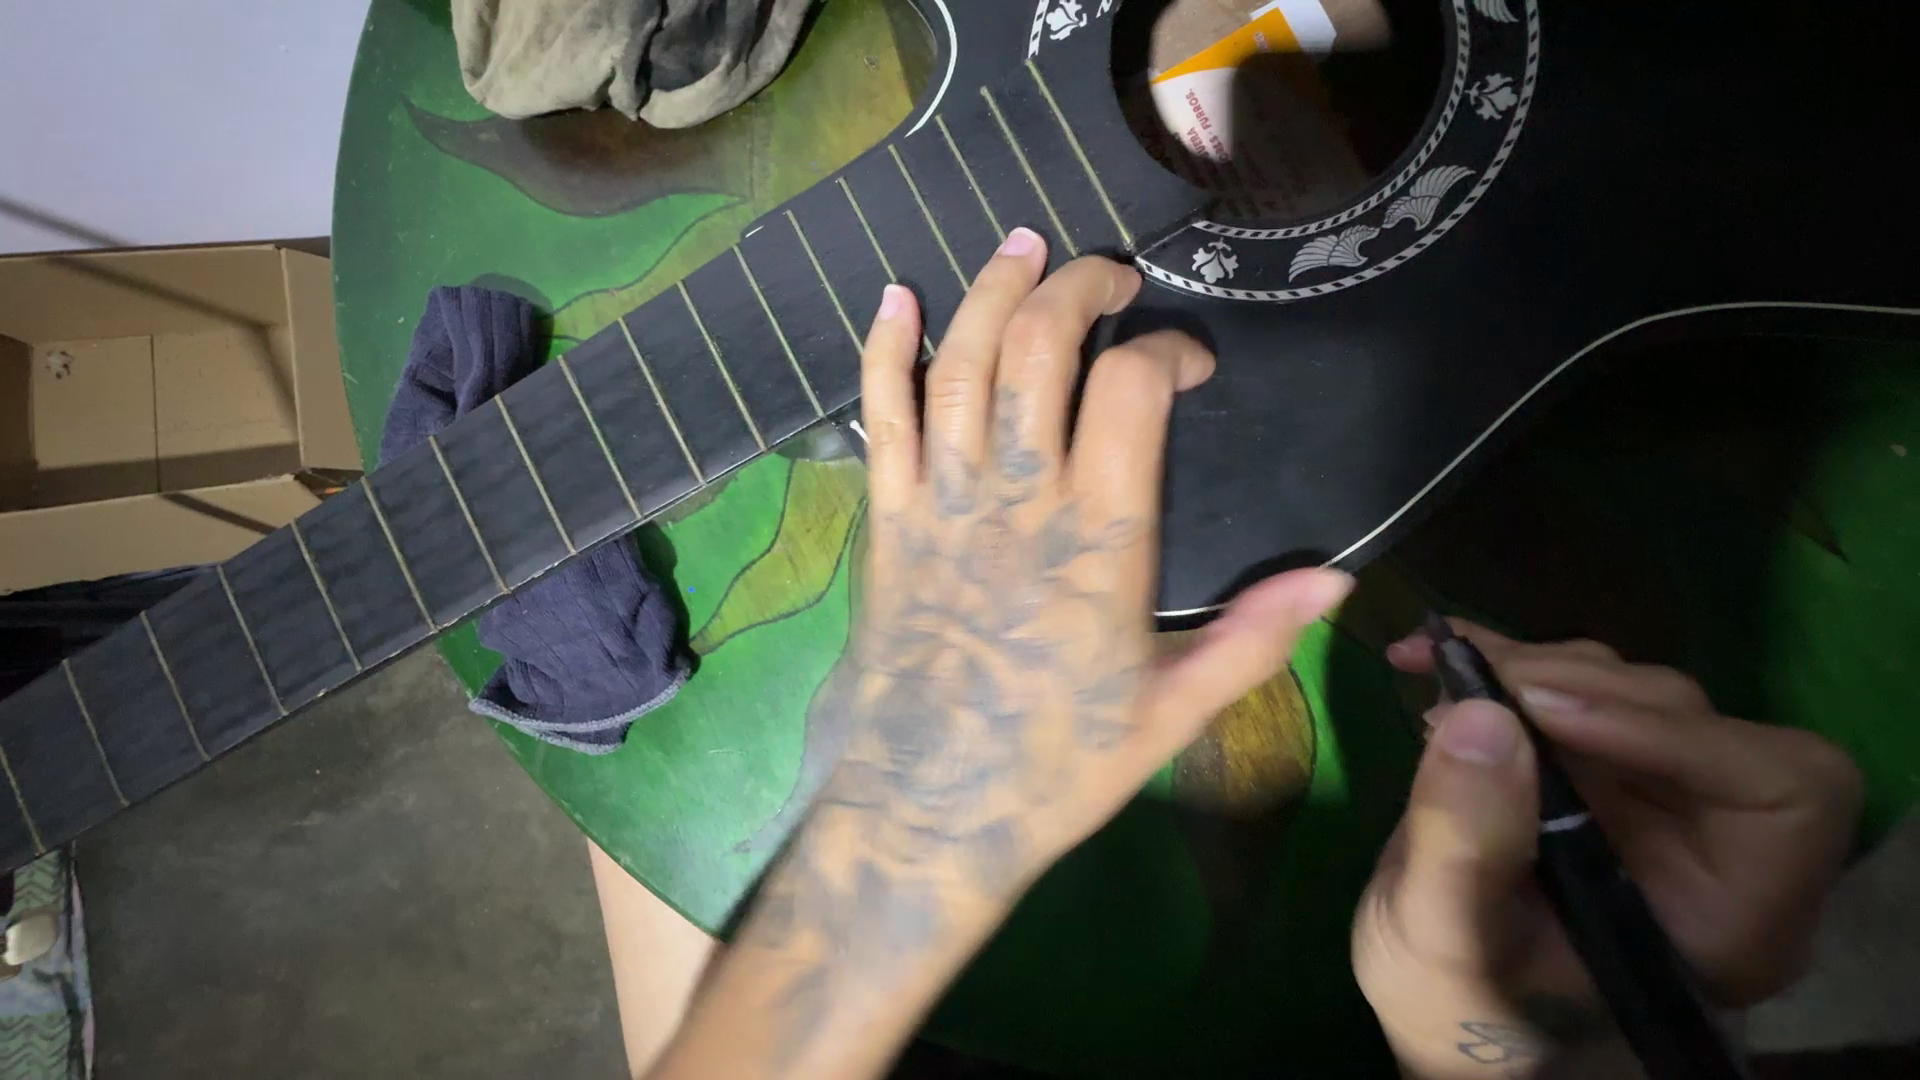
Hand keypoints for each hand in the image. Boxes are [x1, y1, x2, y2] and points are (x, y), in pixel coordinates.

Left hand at [665, 231, 1351, 1079]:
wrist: (927, 810)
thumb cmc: (1052, 769)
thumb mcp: (1170, 715)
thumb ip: (1251, 639)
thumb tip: (1339, 578)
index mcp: (1100, 540)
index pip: (1131, 389)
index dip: (1165, 351)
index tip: (1186, 362)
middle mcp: (1017, 499)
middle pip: (1037, 348)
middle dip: (1076, 288)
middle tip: (1108, 275)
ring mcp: (941, 503)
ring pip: (958, 364)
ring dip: (989, 292)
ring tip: (1021, 248)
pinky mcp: (887, 521)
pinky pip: (881, 418)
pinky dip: (883, 351)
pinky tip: (895, 297)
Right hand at [1352, 621, 1861, 1078]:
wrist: (1431, 994)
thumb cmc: (1451, 997)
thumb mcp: (1440, 932)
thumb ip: (1465, 842)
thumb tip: (1481, 716)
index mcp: (1717, 911)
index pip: (1777, 790)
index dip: (1670, 733)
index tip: (1536, 713)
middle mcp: (1700, 842)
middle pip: (1689, 719)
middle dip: (1565, 688)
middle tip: (1459, 691)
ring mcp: (1640, 797)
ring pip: (1624, 687)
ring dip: (1525, 666)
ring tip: (1436, 678)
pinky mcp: (1577, 765)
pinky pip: (1560, 682)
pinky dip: (1491, 655)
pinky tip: (1426, 655)